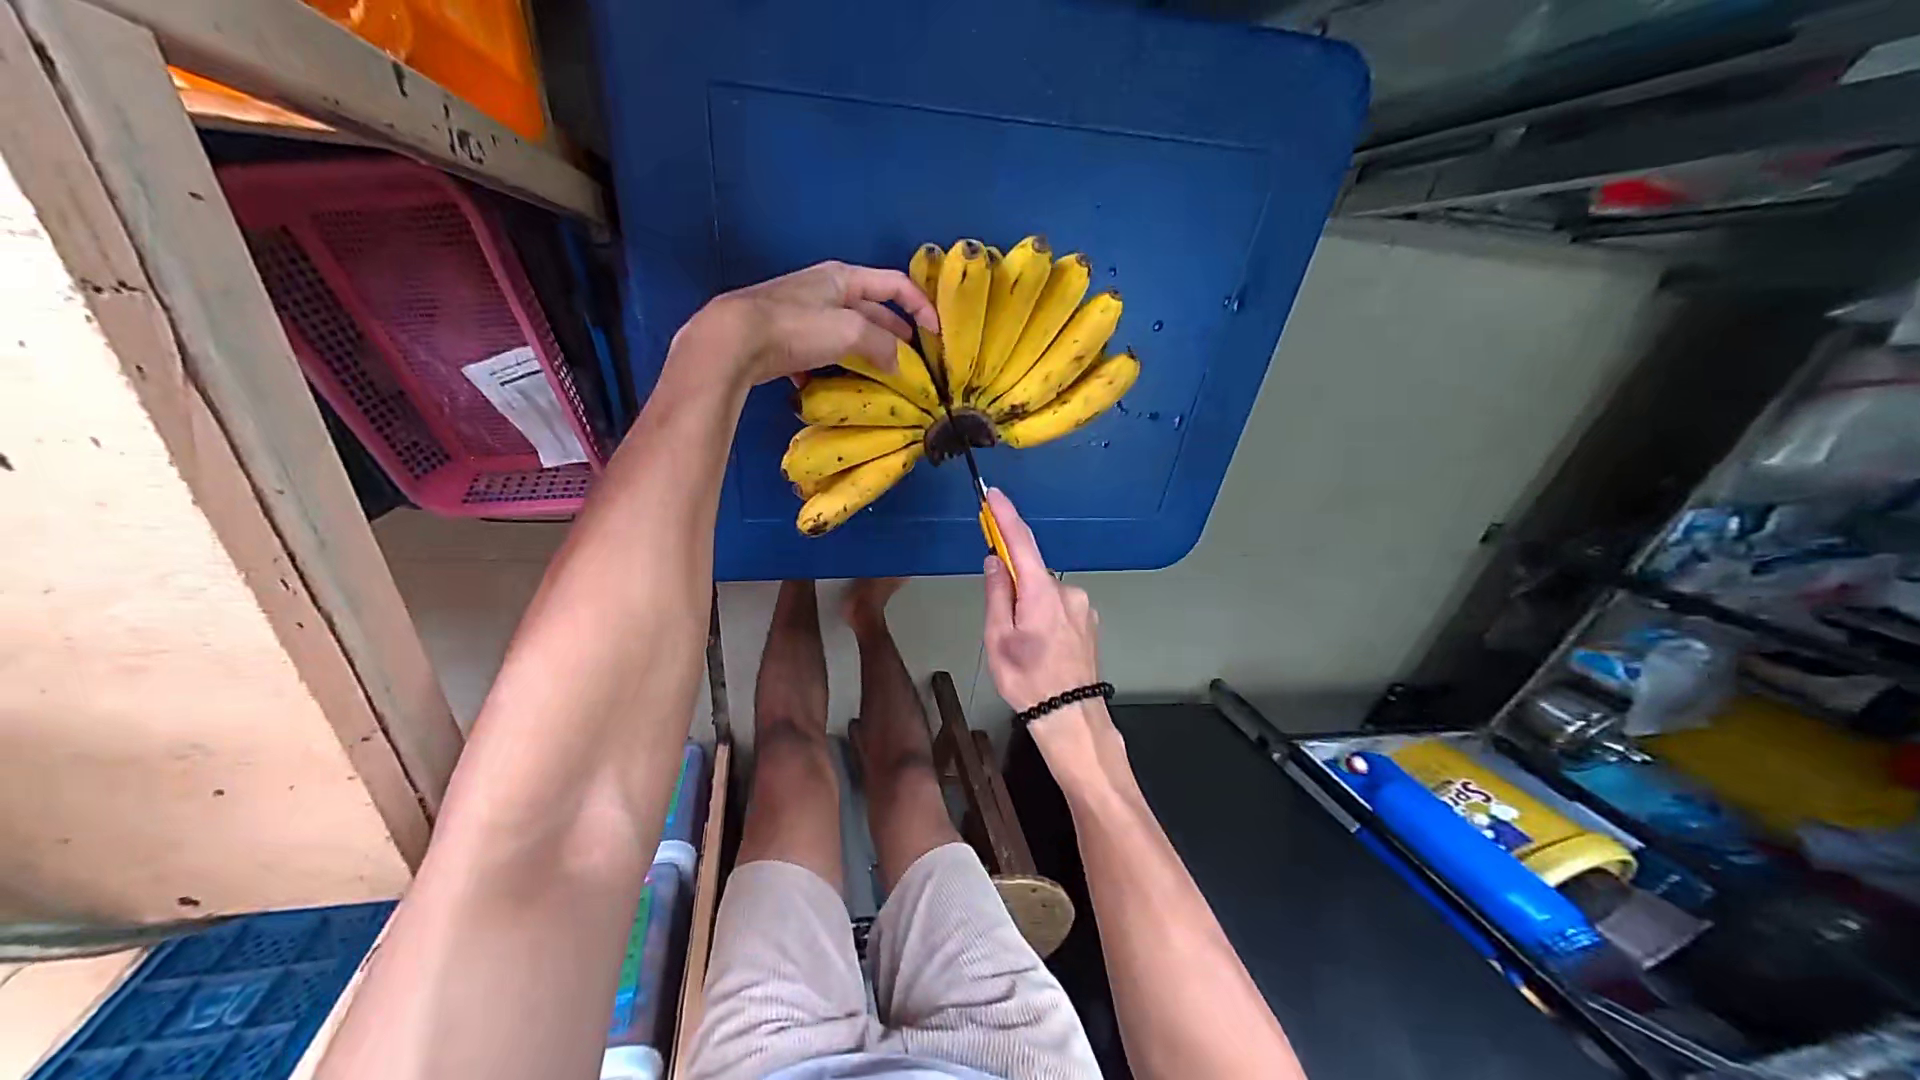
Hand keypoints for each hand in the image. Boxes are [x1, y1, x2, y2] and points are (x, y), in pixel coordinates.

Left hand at [671, 261, 937, 387]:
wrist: (732, 340)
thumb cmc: (797, 327)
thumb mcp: (851, 331)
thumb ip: (882, 344)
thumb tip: (898, 362)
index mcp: (843, 278)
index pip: (894, 284)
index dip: (920, 305)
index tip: (937, 332)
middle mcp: (823, 289)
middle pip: (870, 307)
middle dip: (894, 329)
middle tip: (912, 354)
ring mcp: (800, 312)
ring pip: (843, 330)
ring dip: (863, 349)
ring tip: (877, 372)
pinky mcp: (781, 337)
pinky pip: (814, 350)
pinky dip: (827, 364)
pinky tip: (824, 383)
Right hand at [981, 488, 1100, 711]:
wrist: (1070, 715)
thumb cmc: (1029, 681)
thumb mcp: (998, 638)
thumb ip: (997, 594)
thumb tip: (995, 562)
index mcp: (1042, 593)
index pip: (1020, 542)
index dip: (1005, 515)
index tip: (993, 494)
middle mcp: (1067, 591)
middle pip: (1031, 571)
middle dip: (1012, 583)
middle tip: (1002, 621)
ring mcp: (1083, 606)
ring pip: (1045, 591)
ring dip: (1028, 603)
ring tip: (1023, 645)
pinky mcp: (1089, 620)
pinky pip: (1059, 604)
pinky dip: (1044, 613)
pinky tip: (1040, 644)